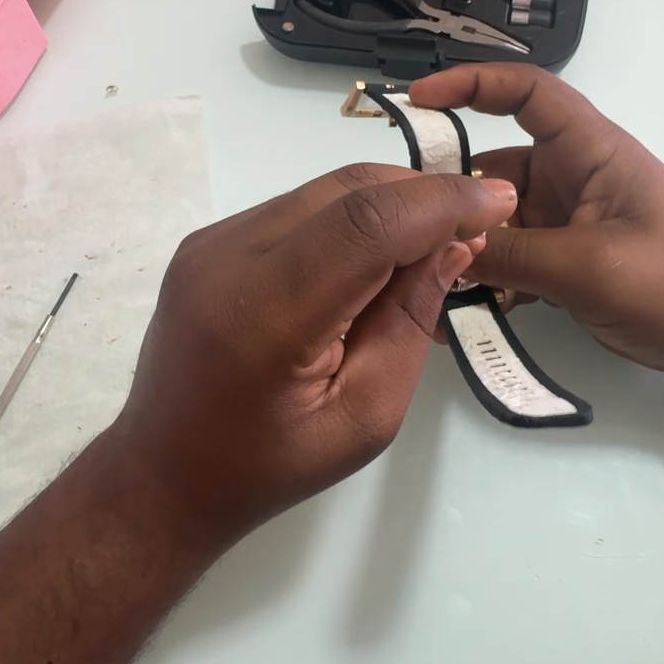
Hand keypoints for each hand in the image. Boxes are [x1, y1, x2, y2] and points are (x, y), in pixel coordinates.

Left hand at [109, 164, 517, 543]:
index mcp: (263, 314)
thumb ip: (409, 325)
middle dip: (422, 195)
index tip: (499, 203)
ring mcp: (210, 242)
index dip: (441, 202)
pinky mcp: (208, 241)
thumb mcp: (364, 418)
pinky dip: (348, 220)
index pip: (366, 224)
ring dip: (388, 206)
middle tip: (473, 225)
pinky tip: (370, 260)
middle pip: (346, 190)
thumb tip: (452, 245)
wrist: (164, 473)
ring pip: (322, 190)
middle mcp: (227, 257)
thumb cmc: (268, 466)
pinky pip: (297, 208)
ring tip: (427, 247)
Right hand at [410, 63, 663, 374]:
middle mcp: (571, 178)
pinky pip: (512, 259)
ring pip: (496, 222)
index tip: (419, 99)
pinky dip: (488, 278)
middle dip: (451, 197)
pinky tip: (460, 312)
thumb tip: (442, 246)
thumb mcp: (588, 267)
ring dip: (466, 248)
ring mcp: (567, 222)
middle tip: (406, 232)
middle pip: (493, 168)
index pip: (528, 93)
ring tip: (426, 282)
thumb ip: (511, 255)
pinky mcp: (566, 260)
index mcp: (588, 152)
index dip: (472, 83)